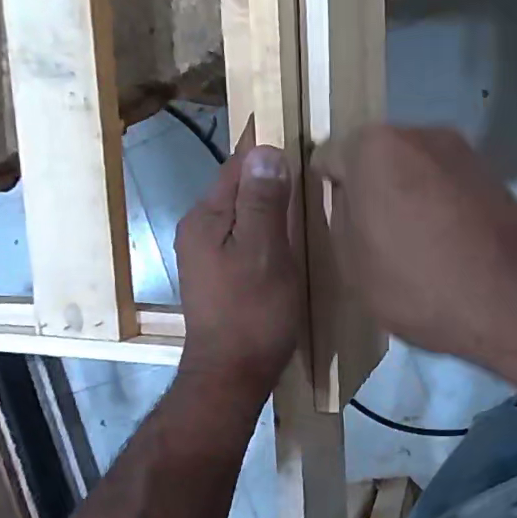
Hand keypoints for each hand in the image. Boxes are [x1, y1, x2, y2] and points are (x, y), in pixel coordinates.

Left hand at [175, 121, 302, 390]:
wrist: (233, 372)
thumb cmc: (255, 311)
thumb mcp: (265, 252)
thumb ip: (264, 202)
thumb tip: (267, 150)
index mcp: (207, 217)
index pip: (238, 164)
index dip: (270, 152)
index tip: (307, 146)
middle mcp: (199, 227)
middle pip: (240, 185)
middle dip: (274, 176)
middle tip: (317, 176)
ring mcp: (207, 250)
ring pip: (244, 209)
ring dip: (273, 202)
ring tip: (310, 203)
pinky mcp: (219, 269)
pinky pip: (246, 231)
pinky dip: (269, 225)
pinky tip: (291, 236)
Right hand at [312, 125, 516, 356]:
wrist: (513, 298)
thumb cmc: (419, 283)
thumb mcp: (353, 263)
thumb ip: (342, 217)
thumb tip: (354, 197)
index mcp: (374, 146)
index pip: (331, 158)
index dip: (330, 193)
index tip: (342, 226)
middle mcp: (422, 133)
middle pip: (380, 157)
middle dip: (375, 187)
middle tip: (378, 236)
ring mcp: (464, 151)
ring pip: (419, 169)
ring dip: (412, 194)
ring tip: (420, 243)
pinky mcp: (495, 174)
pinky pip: (451, 183)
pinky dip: (444, 203)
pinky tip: (451, 242)